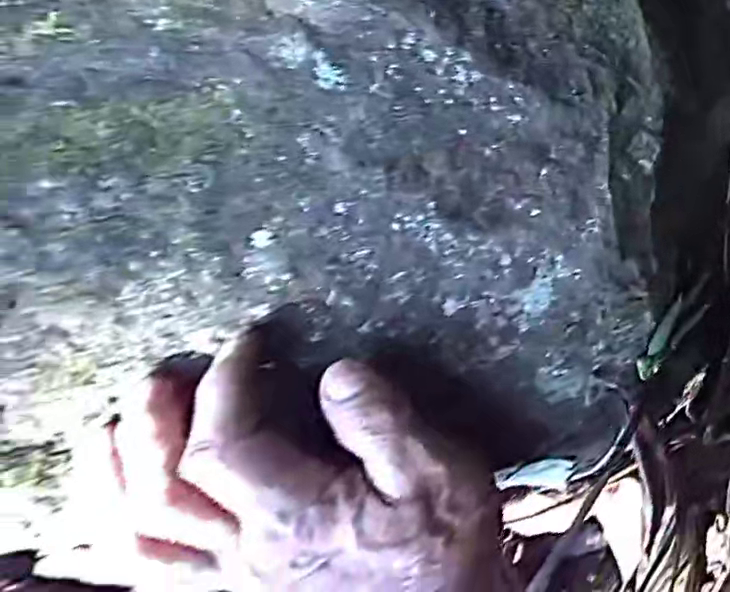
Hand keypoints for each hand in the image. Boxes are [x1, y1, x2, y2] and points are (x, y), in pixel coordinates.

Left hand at [97, 330, 516, 590]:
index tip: (248, 341)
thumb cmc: (443, 533)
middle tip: (158, 376)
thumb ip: (384, 422)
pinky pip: (142, 575)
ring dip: (109, 481)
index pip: (227, 445)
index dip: (225, 387)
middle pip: (157, 494)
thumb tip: (338, 371)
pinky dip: (106, 545)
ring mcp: (225, 581)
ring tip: (109, 431)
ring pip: (132, 539)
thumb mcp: (438, 468)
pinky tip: (105, 520)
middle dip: (150, 428)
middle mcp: (241, 552)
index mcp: (294, 513)